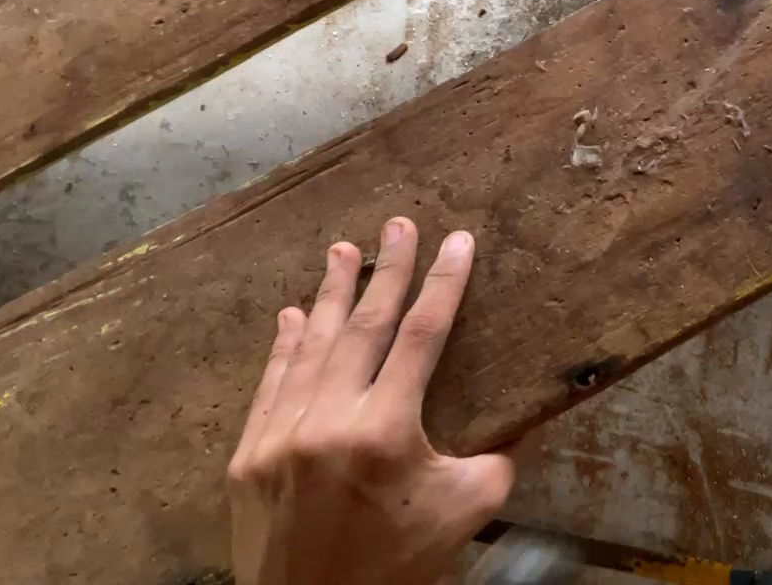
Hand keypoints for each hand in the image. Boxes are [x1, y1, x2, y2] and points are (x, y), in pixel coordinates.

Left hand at [229, 218, 514, 584]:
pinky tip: (294, 313)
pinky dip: (286, 344)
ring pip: (314, 346)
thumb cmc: (398, 565)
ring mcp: (279, 437)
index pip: (422, 335)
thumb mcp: (469, 510)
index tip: (459, 240)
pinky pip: (272, 384)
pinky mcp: (248, 458)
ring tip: (343, 249)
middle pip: (366, 326)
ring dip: (332, 293)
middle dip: (388, 269)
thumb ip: (500, 457)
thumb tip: (523, 417)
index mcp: (385, 432)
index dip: (444, 282)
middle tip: (400, 222)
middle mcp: (328, 421)